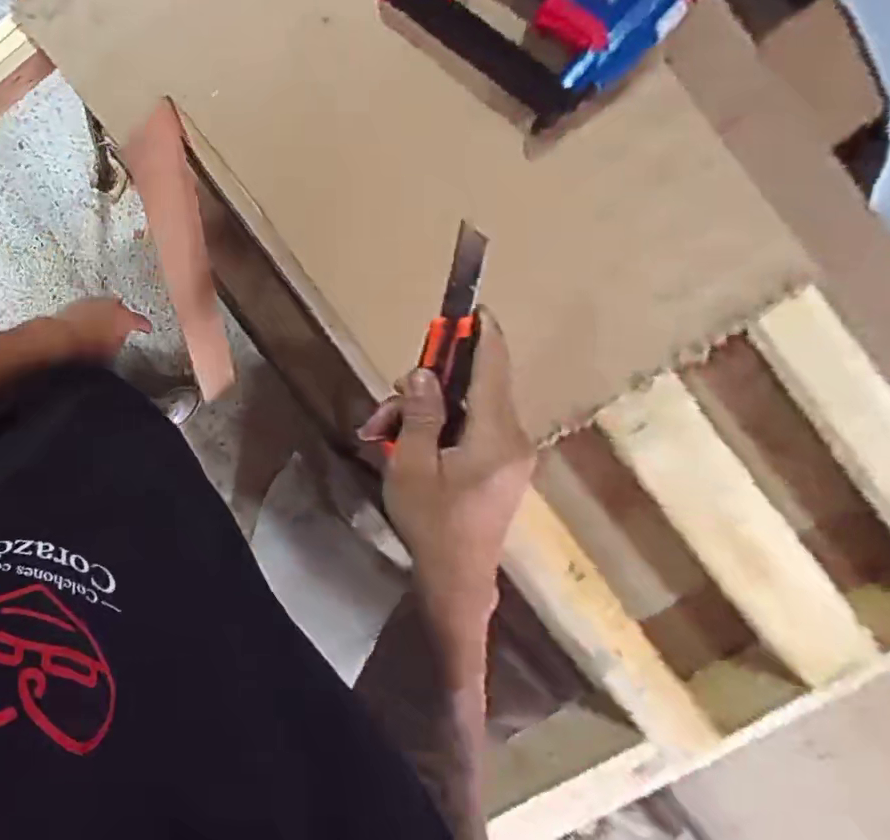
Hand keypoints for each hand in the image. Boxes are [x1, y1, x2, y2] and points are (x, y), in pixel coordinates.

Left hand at [42, 297, 150, 363]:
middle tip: (121, 327)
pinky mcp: (79, 302)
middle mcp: (112, 305)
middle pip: (122, 308)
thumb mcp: (112, 351)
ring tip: (103, 325)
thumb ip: (120, 340)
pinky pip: (90, 307)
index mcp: (125, 317)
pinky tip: (88, 322)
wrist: (62, 337)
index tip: (147, 328)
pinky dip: (92, 313)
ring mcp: (95, 301)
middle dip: (122, 316)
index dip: (145, 326)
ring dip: (105, 313)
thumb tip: (120, 338)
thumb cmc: (88, 348)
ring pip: (105, 305)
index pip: (141, 321)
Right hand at [358, 313, 534, 637]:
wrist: (457, 580)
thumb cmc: (432, 522)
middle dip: (421, 391)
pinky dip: (434, 429)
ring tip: (377, 434)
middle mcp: (511, 438)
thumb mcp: (411, 464)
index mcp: (496, 435)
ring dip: (419, 414)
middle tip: (380, 412)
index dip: (484, 336)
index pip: (493, 370)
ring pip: (462, 410)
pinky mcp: (499, 466)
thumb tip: (424, 372)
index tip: (476, 309)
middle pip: (468, 390)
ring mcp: (509, 454)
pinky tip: (400, 445)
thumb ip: (420, 413)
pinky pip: (466, 429)